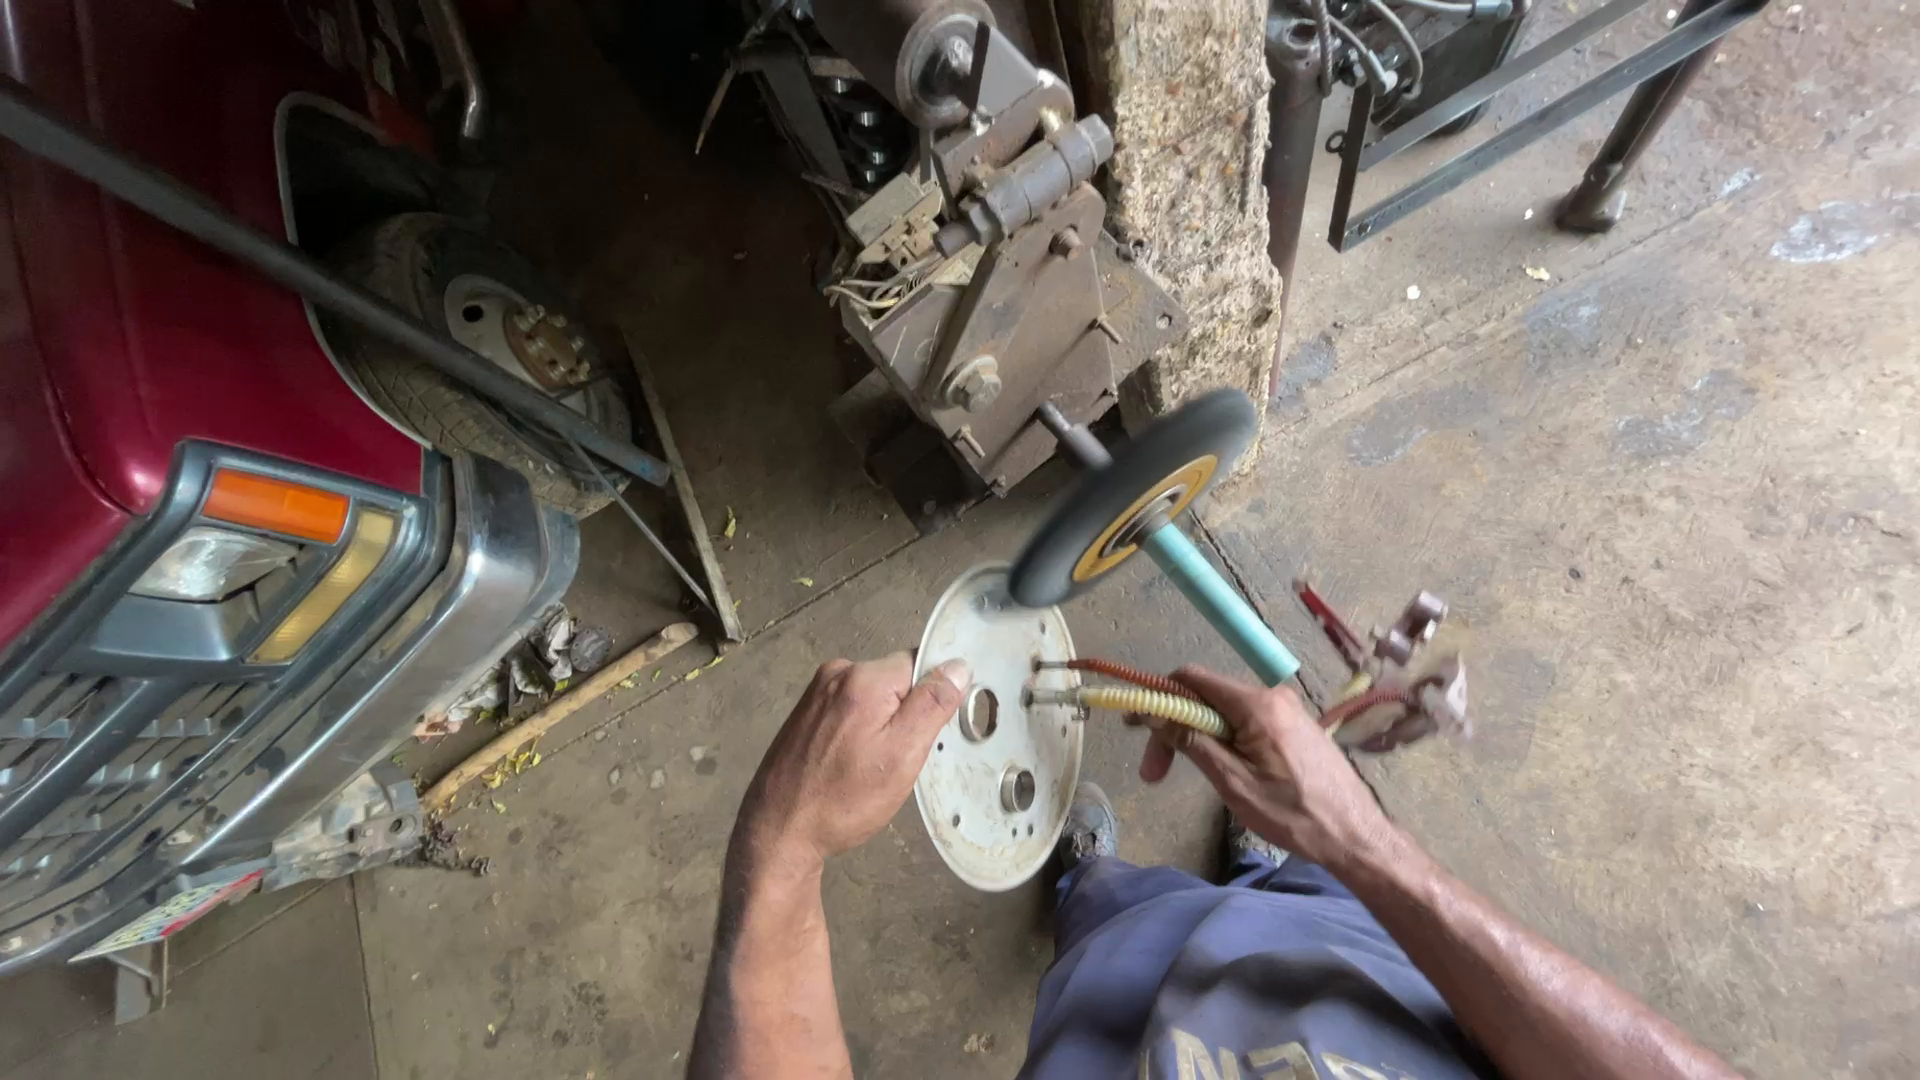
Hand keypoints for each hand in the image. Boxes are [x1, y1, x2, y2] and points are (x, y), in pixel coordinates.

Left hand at [736, 653, 969, 874]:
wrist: (777, 832)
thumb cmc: (844, 799)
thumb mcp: (902, 755)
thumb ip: (932, 705)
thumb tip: (958, 666)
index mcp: (864, 677)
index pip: (920, 663)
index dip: (932, 698)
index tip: (925, 734)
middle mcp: (837, 672)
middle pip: (896, 678)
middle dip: (907, 712)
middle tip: (898, 757)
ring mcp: (817, 691)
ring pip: (875, 695)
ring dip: (884, 722)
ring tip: (873, 765)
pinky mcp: (806, 711)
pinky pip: (851, 707)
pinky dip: (861, 729)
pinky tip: (852, 762)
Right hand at [1137, 666, 1396, 870]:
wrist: (1358, 838)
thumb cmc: (1294, 814)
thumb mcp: (1233, 782)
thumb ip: (1191, 741)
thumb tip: (1154, 713)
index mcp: (1256, 703)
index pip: (1191, 679)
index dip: (1158, 697)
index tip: (1135, 726)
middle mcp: (1271, 695)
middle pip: (1204, 697)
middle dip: (1174, 727)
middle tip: (1154, 772)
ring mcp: (1285, 709)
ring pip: (1223, 710)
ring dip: (1197, 736)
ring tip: (1186, 775)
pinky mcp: (1292, 725)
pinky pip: (1244, 720)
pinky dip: (1221, 738)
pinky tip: (1220, 768)